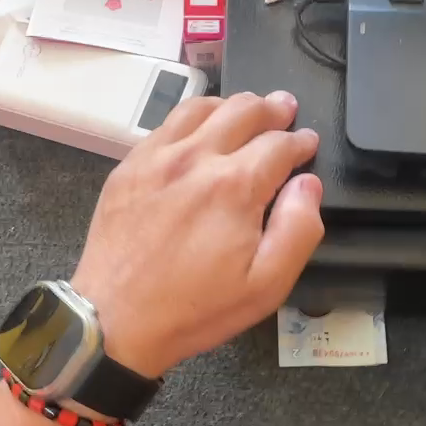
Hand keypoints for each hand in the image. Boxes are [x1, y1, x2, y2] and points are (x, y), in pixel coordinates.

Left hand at [71, 91, 323, 378]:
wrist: (117, 320)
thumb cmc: (195, 309)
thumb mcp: (267, 285)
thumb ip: (299, 229)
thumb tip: (307, 184)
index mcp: (236, 186)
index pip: (280, 144)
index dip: (300, 141)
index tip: (307, 144)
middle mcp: (196, 158)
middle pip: (243, 110)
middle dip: (272, 109)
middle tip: (285, 110)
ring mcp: (157, 158)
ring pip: (202, 107)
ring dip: (232, 105)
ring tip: (246, 110)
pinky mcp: (129, 167)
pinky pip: (166, 124)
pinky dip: (193, 117)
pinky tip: (199, 128)